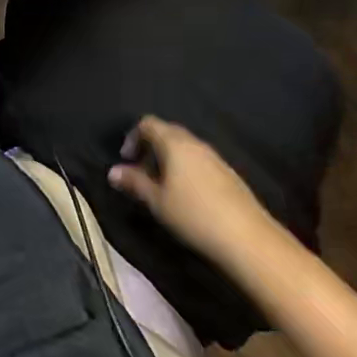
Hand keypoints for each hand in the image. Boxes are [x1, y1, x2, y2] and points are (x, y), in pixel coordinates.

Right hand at [108, 116, 277, 261]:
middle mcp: (195, 142)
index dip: (133, 136)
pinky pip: (197, 158)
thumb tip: (113, 170)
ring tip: (159, 186)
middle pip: (167, 132)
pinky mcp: (225, 170)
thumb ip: (134, 182)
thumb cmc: (192, 214)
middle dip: (149, 147)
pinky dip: (183, 166)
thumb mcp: (157, 201)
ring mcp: (213, 155)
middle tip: (140, 173)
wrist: (243, 233)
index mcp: (175, 143)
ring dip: (167, 158)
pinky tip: (184, 194)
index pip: (149, 123)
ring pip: (184, 146)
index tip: (126, 160)